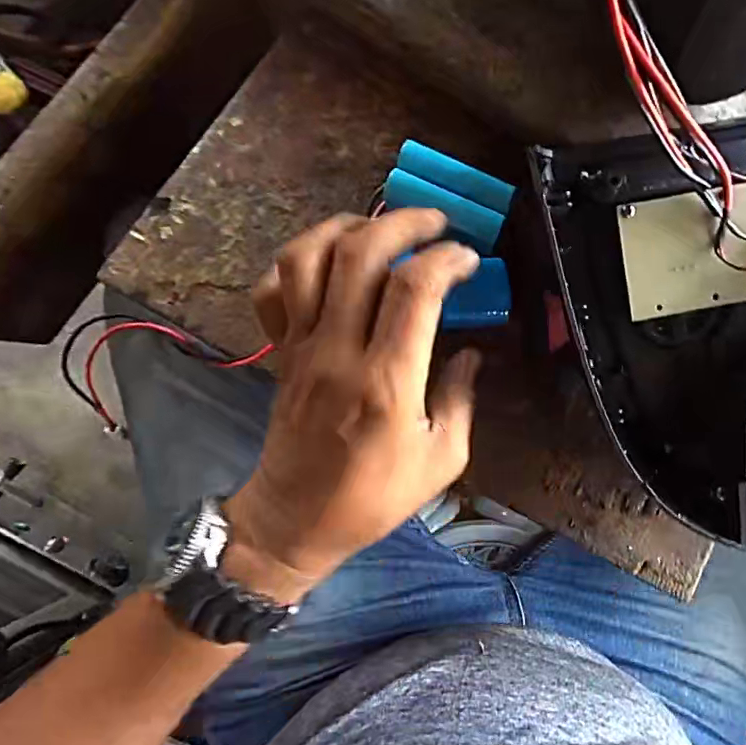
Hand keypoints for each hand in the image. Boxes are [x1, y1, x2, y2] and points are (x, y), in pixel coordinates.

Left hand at [220, 210, 482, 601]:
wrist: (295, 521)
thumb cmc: (375, 497)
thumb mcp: (443, 459)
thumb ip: (461, 399)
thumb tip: (472, 354)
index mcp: (387, 381)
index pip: (414, 290)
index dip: (446, 260)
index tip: (468, 260)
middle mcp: (338, 351)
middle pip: (360, 255)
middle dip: (404, 224)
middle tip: (435, 223)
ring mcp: (300, 347)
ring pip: (308, 258)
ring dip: (348, 227)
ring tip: (381, 228)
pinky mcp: (279, 352)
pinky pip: (273, 288)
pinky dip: (297, 260)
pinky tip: (330, 261)